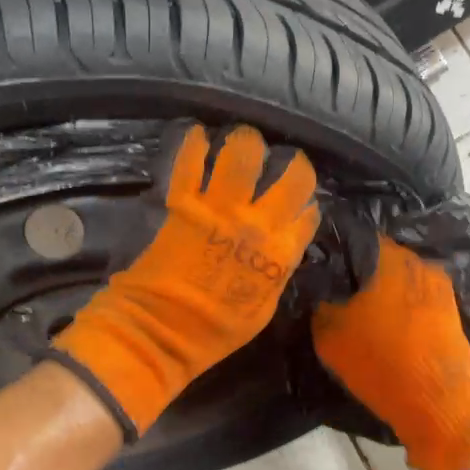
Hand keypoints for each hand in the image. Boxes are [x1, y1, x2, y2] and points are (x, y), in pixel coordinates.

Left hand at [53, 124, 319, 436]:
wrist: (161, 334)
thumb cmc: (212, 332)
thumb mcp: (262, 309)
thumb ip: (278, 269)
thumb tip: (286, 238)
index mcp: (281, 255)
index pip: (308, 210)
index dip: (305, 198)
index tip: (296, 196)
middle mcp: (258, 225)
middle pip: (291, 174)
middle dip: (288, 160)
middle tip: (273, 160)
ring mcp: (219, 210)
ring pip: (244, 153)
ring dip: (244, 142)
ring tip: (237, 144)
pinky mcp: (182, 204)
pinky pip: (190, 162)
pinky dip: (193, 143)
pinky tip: (198, 135)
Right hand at [313, 234, 469, 469]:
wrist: (436, 402)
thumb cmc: (379, 359)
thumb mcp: (328, 332)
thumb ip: (321, 302)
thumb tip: (321, 290)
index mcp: (391, 257)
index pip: (358, 240)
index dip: (338, 254)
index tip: (324, 270)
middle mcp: (420, 263)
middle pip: (382, 261)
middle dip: (363, 274)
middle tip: (340, 293)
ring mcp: (441, 289)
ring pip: (402, 282)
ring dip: (385, 293)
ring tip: (362, 313)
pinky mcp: (452, 314)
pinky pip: (417, 302)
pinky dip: (403, 310)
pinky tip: (387, 328)